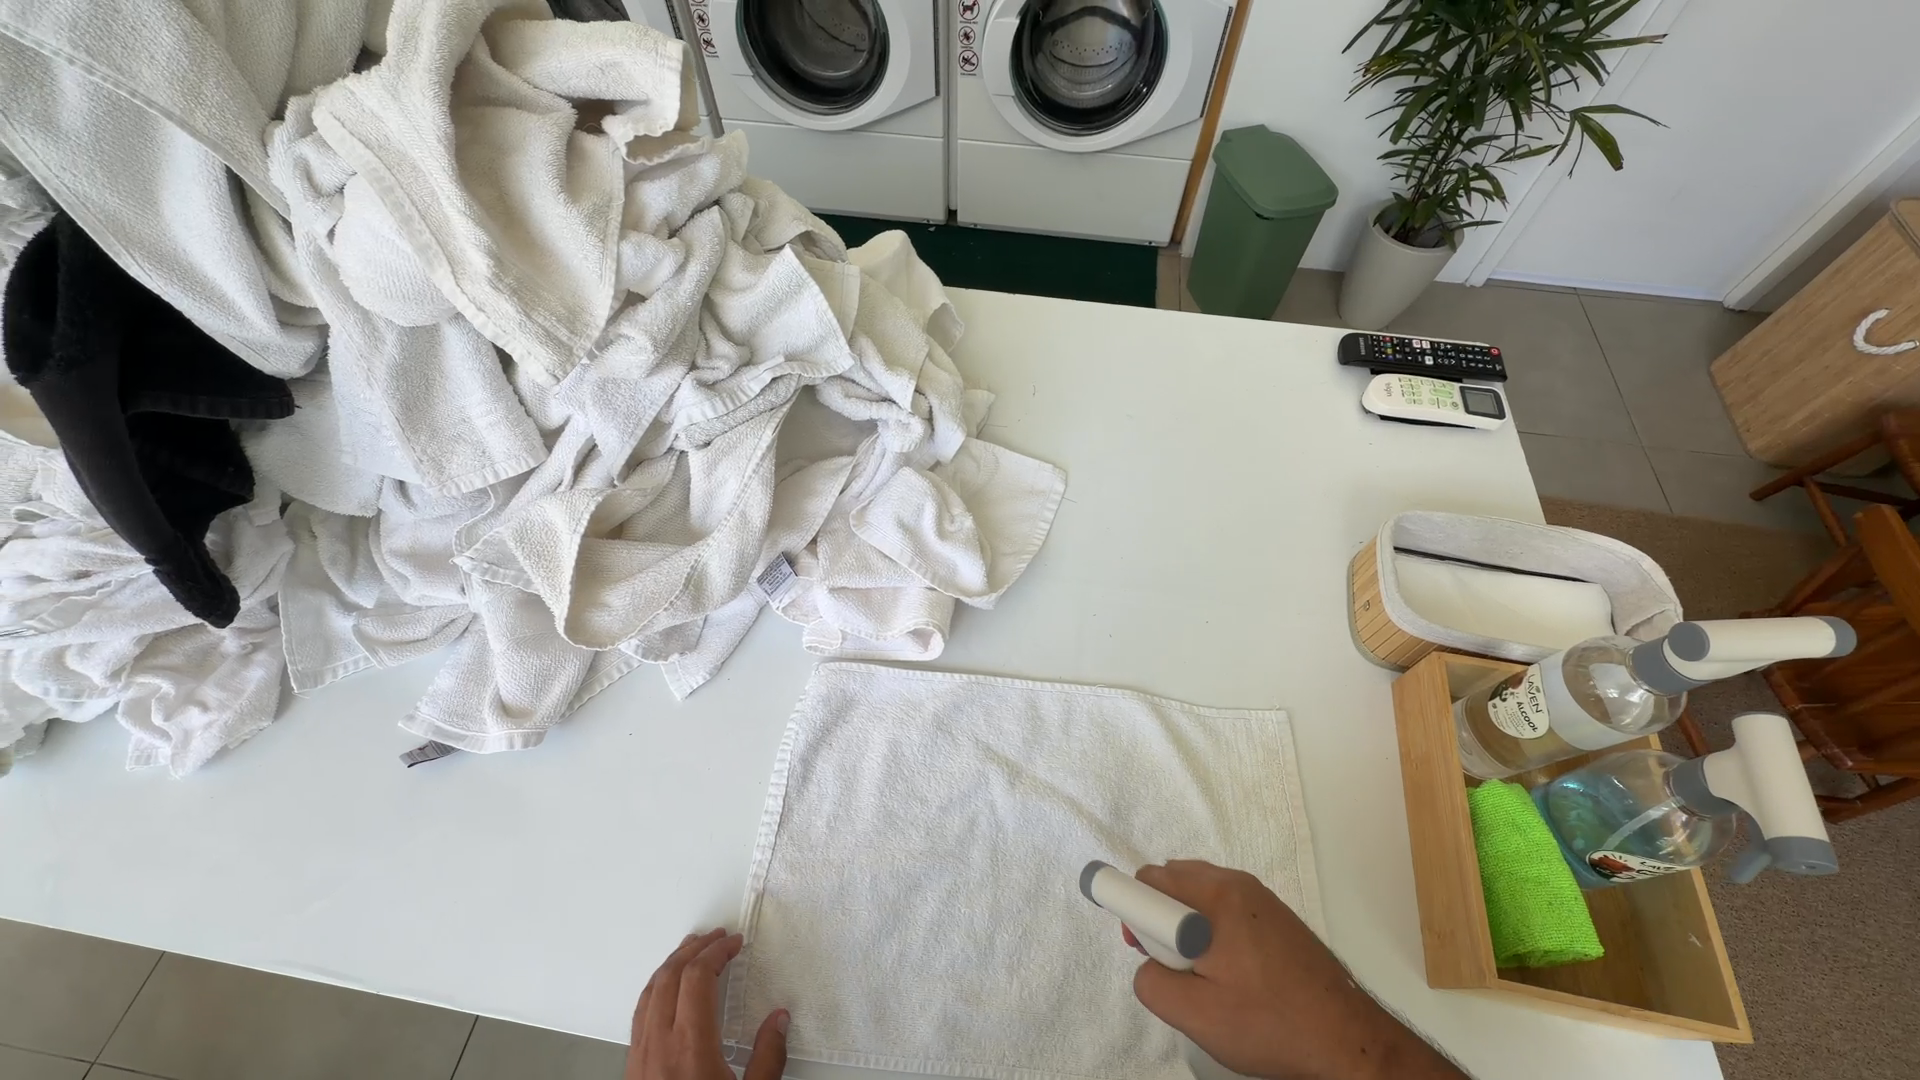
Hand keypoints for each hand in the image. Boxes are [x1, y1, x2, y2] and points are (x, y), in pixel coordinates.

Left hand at [626, 928, 787, 1079]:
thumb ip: (767, 1058)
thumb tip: (779, 1021)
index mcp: (690, 1047)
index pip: (697, 978)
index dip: (717, 952)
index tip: (735, 943)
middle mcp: (658, 1047)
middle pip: (669, 977)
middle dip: (694, 949)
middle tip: (716, 938)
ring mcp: (640, 1058)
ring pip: (648, 993)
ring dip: (671, 966)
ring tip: (690, 953)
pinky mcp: (631, 1071)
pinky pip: (639, 1015)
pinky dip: (655, 989)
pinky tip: (667, 993)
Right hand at [1128, 861, 1463, 1079]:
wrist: (1351, 1043)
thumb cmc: (1270, 1024)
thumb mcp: (1196, 1014)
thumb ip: (1152, 980)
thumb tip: (1149, 961)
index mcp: (1215, 896)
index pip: (1149, 879)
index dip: (1132, 909)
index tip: (1139, 947)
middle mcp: (1237, 883)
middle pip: (1172, 882)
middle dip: (1158, 918)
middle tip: (1173, 967)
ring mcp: (1260, 897)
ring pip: (1199, 895)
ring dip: (1186, 926)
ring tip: (1205, 975)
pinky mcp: (1276, 916)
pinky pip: (1224, 908)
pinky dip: (1213, 931)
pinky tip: (1232, 975)